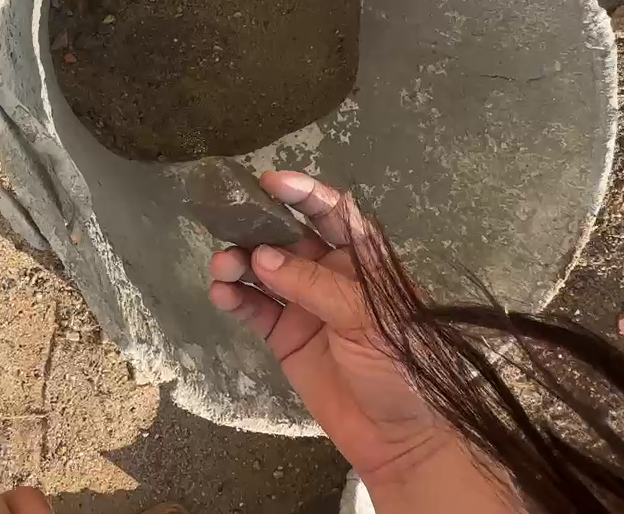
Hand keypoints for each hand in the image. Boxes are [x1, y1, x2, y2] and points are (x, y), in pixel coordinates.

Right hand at [207, 171, 451, 486]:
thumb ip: (315, 285)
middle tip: (229, 220)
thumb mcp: (369, 320)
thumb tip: (262, 257)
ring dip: (238, 261)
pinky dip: (234, 296)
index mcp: (360, 260)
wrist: (399, 442)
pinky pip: (252, 306)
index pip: (332, 214)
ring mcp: (302, 302)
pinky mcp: (282, 334)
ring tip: (222, 266)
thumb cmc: (401, 369)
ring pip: (262, 268)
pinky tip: (222, 293)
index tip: (272, 182)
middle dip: (257, 226)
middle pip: (286, 236)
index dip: (304, 193)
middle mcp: (327, 273)